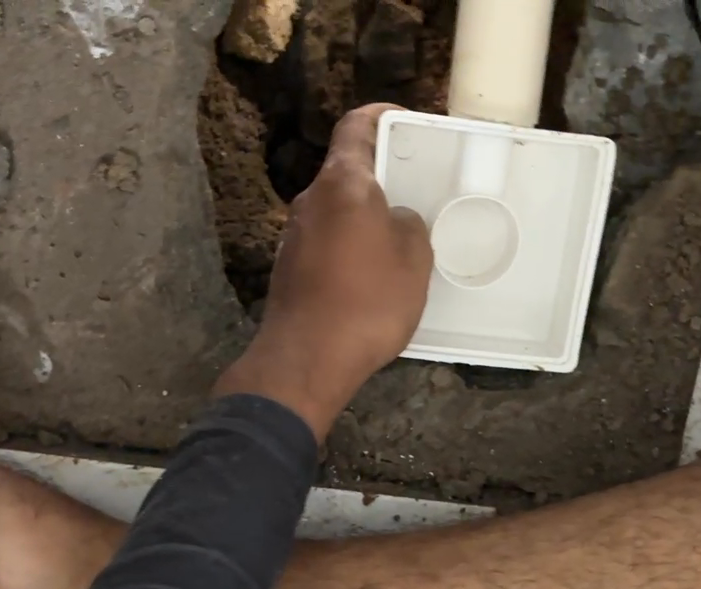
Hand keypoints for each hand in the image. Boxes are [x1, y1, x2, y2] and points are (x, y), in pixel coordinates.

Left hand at [214, 103, 432, 439]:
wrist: (306, 360)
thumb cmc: (368, 302)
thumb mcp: (414, 260)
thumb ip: (410, 226)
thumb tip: (395, 221)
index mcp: (342, 183)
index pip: (355, 126)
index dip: (380, 116)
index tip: (401, 121)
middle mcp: (309, 202)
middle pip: (345, 176)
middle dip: (378, 182)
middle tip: (411, 198)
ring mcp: (292, 239)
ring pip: (334, 215)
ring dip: (361, 223)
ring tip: (392, 248)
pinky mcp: (286, 273)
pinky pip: (323, 249)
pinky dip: (345, 254)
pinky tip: (365, 283)